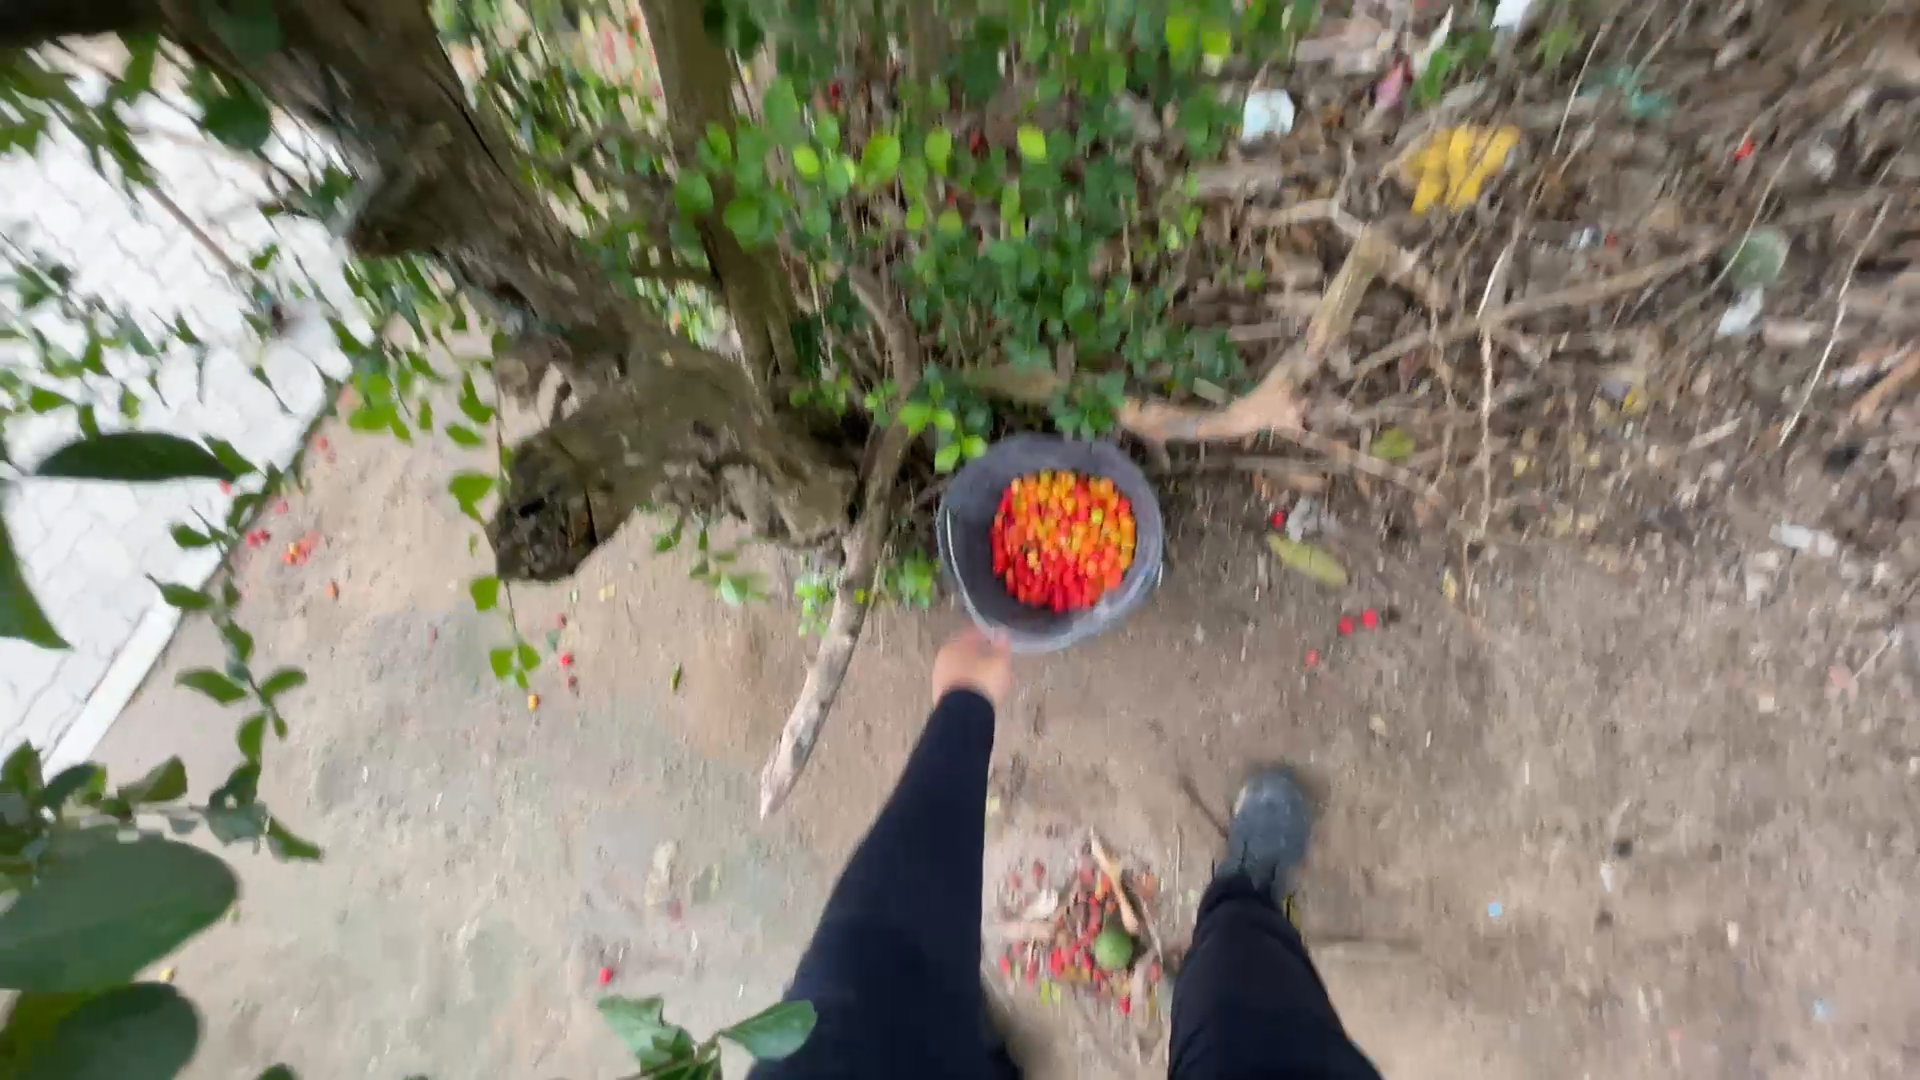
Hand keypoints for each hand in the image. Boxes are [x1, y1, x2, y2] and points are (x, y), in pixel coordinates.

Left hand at [931, 626, 1011, 709]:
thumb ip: (1002, 645)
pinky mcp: (940, 694)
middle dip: (979, 655)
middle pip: (965, 651)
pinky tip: (978, 692)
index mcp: (957, 642)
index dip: (988, 636)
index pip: (974, 633)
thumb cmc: (983, 680)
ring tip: (988, 679)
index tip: (998, 642)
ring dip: (972, 671)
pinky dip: (967, 685)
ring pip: (960, 668)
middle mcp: (944, 656)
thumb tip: (1000, 633)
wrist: (964, 712)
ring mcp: (940, 676)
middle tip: (994, 662)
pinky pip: (958, 684)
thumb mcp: (1000, 661)